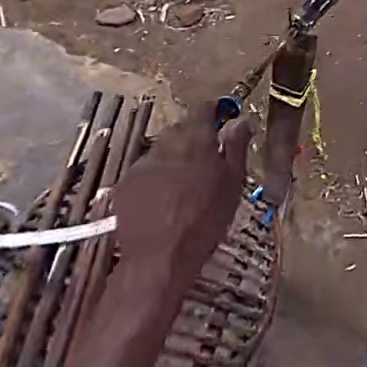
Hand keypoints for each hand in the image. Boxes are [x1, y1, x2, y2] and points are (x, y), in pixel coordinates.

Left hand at [112, 109, 254, 286]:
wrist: (160, 258)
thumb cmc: (206, 218)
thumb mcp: (233, 183)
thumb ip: (236, 146)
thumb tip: (242, 120)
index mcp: (195, 136)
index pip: (204, 108)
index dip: (213, 114)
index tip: (220, 126)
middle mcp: (166, 141)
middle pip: (181, 129)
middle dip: (192, 140)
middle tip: (204, 165)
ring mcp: (142, 162)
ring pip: (161, 151)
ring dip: (172, 160)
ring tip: (182, 188)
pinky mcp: (124, 183)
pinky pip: (144, 172)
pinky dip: (153, 180)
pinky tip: (161, 202)